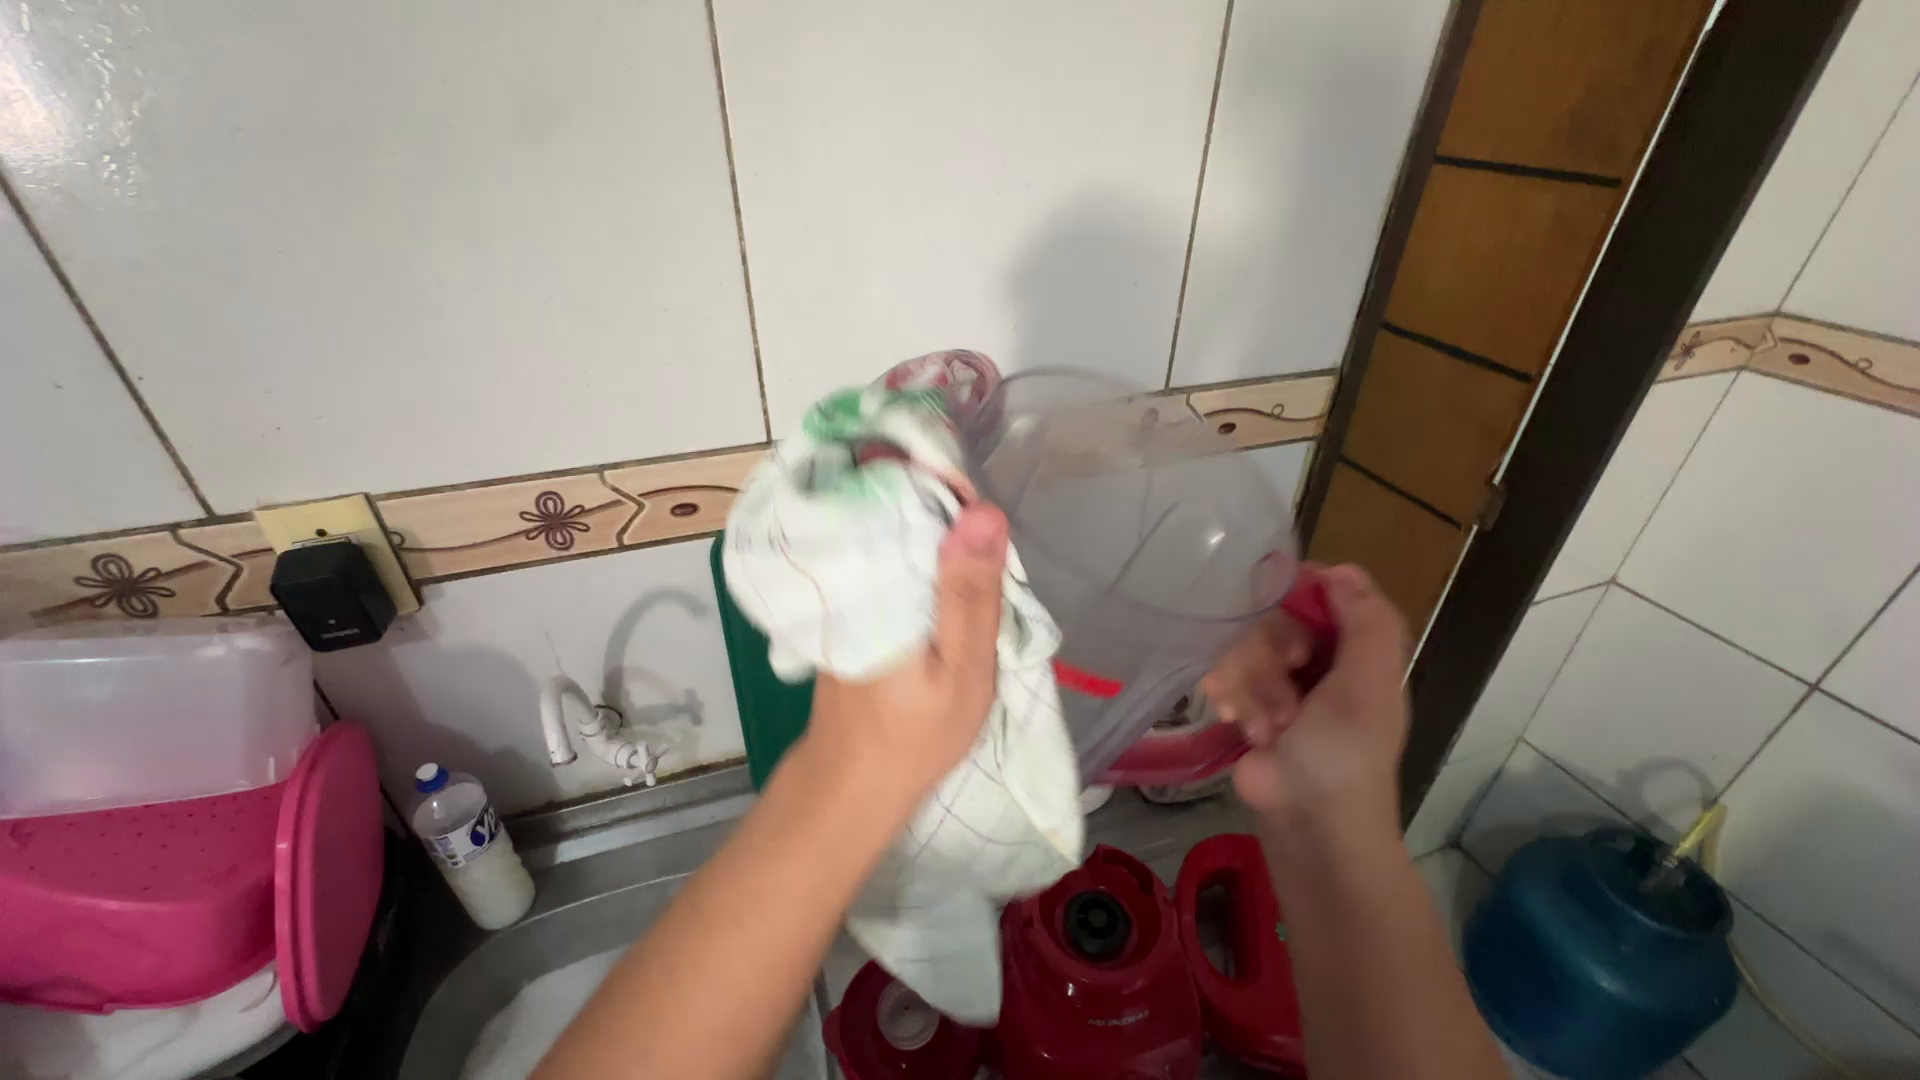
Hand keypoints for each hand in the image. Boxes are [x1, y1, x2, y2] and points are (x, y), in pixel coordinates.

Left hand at [803, 503, 1009, 800]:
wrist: (854, 779)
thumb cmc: (914, 732)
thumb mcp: (962, 667)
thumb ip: (971, 592)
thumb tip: (983, 510)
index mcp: (875, 576)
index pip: (903, 493)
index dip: (943, 482)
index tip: (979, 502)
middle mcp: (851, 570)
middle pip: (895, 505)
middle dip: (941, 502)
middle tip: (985, 531)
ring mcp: (846, 586)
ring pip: (891, 530)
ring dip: (932, 526)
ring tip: (973, 543)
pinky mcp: (851, 603)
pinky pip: (886, 556)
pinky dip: (917, 553)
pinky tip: (944, 569)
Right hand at [1201, 564, 1410, 834]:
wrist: (1308, 822)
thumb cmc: (1345, 753)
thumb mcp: (1369, 684)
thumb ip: (1366, 623)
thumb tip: (1340, 570)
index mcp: (1357, 651)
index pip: (1329, 593)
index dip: (1304, 590)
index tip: (1277, 597)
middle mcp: (1319, 661)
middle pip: (1276, 618)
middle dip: (1269, 652)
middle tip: (1281, 684)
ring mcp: (1279, 683)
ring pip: (1244, 645)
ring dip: (1250, 685)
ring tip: (1265, 725)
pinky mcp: (1246, 704)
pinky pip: (1225, 674)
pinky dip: (1231, 698)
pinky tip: (1239, 723)